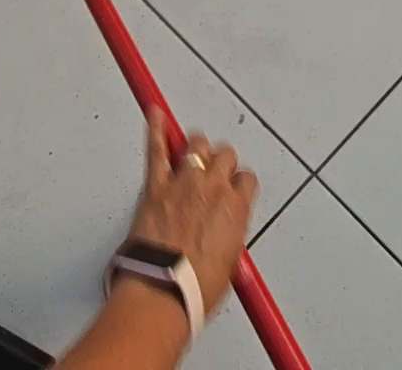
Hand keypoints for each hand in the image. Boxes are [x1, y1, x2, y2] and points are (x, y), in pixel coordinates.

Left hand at [124, 109, 259, 313]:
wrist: (165, 288)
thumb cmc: (196, 285)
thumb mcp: (229, 264)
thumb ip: (228, 237)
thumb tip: (223, 237)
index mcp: (236, 208)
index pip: (246, 178)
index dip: (238, 182)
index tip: (233, 186)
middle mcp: (213, 188)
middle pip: (224, 154)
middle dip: (220, 161)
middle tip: (212, 171)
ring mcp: (184, 182)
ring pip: (196, 143)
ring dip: (196, 146)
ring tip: (191, 151)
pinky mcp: (157, 184)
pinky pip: (157, 149)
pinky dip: (156, 129)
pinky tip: (155, 114)